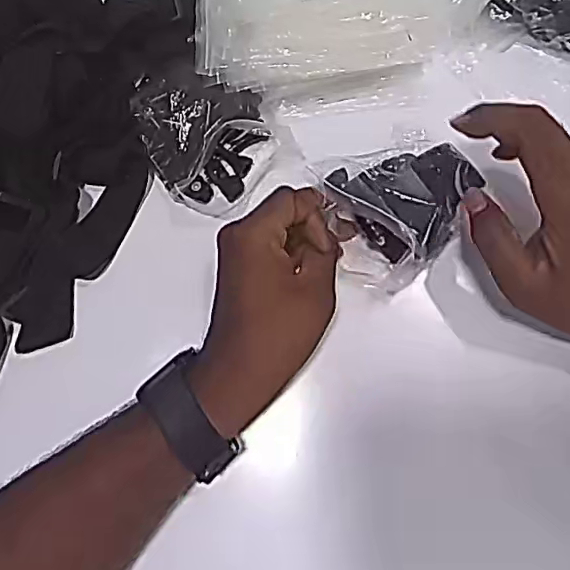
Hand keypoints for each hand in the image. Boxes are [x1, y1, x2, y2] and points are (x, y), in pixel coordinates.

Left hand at [188, 187, 337, 437]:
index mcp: (252, 234)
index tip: (336, 225)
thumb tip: (325, 230)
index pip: (291, 198)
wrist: (241, 371)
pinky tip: (305, 274)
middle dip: (311, 226)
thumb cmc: (269, 339)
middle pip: (281, 209)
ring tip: (322, 264)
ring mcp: (233, 250)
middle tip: (333, 246)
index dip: (319, 211)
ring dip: (300, 239)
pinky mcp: (236, 264)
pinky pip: (264, 243)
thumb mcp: (315, 287)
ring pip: (274, 226)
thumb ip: (323, 247)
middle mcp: (236, 236)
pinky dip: (286, 252)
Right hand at [451, 103, 569, 380]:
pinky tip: (502, 150)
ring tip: (475, 133)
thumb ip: (491, 238)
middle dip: (495, 114)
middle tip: (463, 124)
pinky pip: (553, 144)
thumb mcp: (522, 283)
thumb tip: (473, 201)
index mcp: (566, 197)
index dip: (492, 118)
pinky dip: (522, 136)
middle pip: (541, 121)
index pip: (532, 132)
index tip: (462, 126)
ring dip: (508, 122)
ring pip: (548, 129)